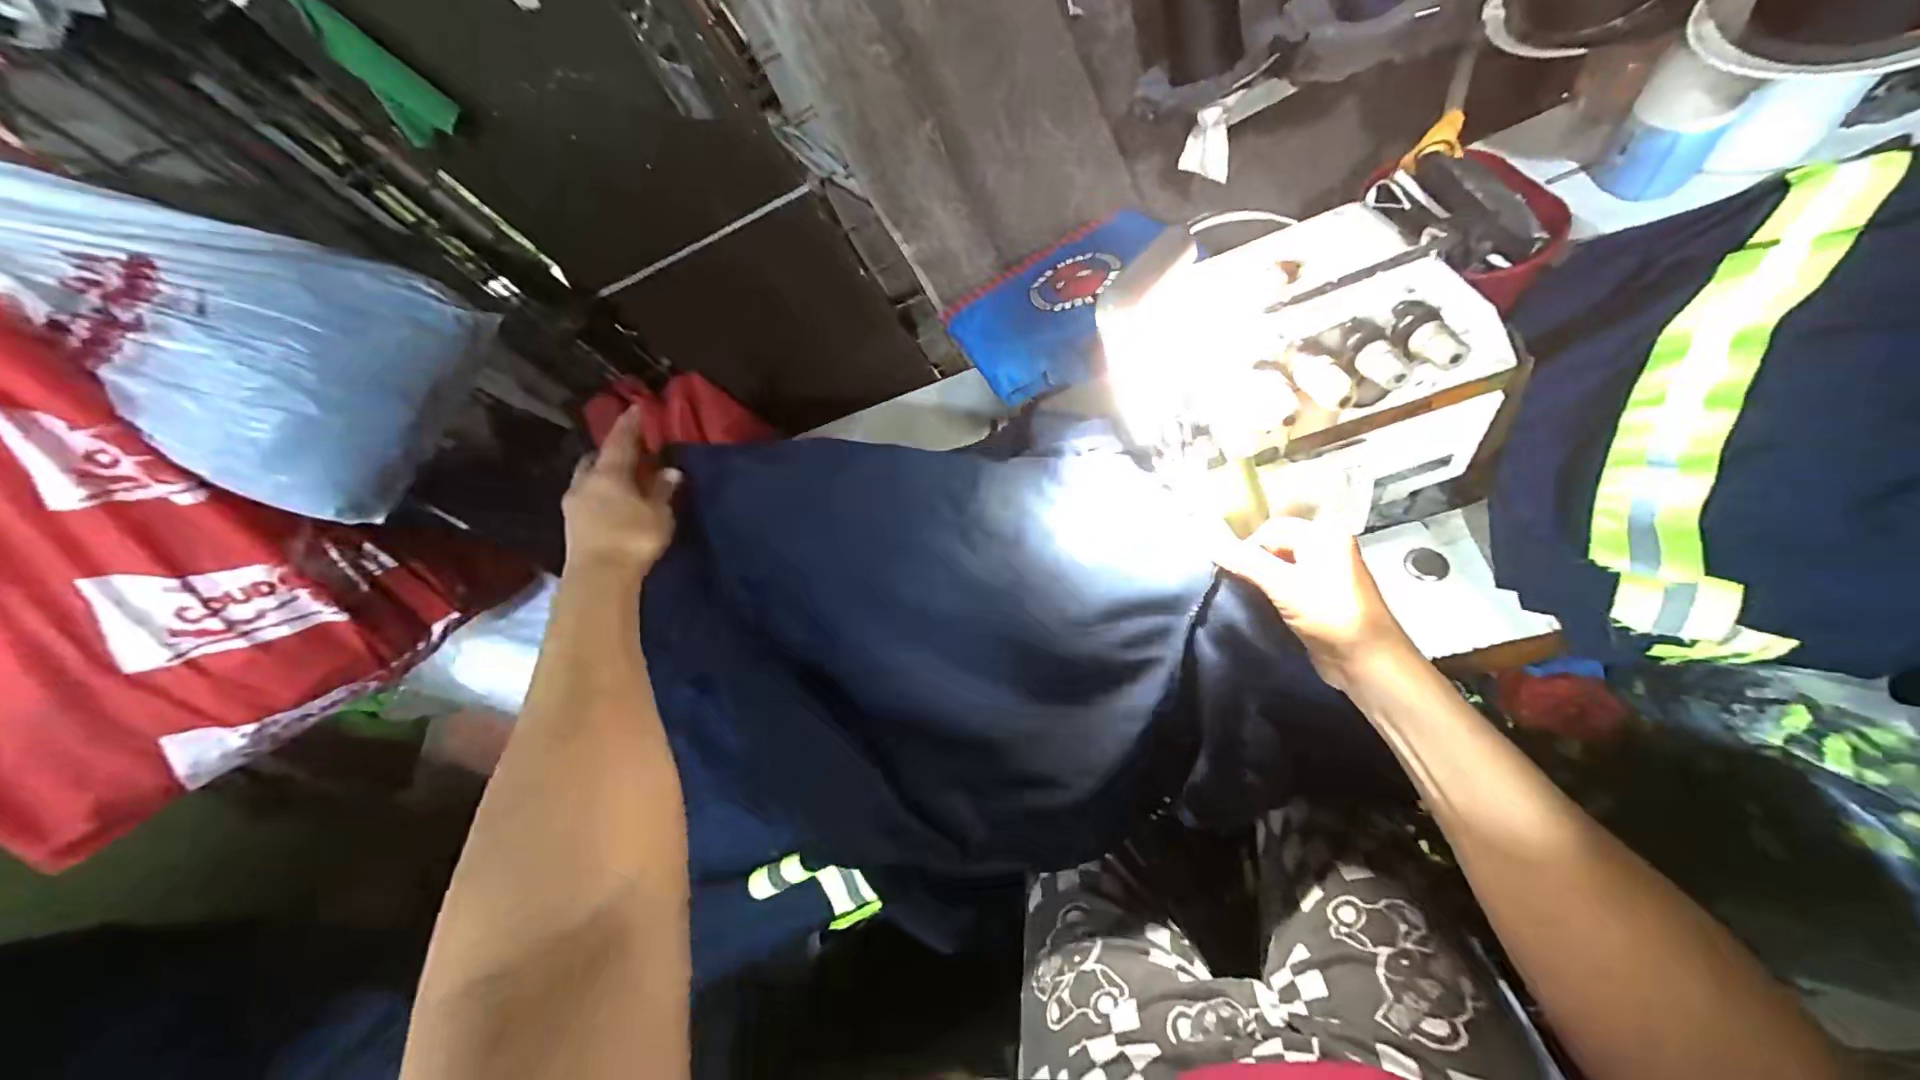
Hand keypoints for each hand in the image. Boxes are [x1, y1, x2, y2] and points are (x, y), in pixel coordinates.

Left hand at [562, 407, 679, 578]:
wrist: (598, 577)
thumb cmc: (633, 538)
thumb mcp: (658, 513)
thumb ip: (663, 490)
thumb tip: (670, 471)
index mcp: (608, 472)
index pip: (620, 440)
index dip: (630, 424)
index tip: (636, 408)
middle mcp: (586, 482)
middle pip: (598, 458)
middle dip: (613, 452)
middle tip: (631, 451)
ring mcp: (574, 504)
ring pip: (590, 479)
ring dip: (605, 475)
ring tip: (624, 479)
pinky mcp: (573, 525)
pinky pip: (588, 498)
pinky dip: (601, 493)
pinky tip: (614, 502)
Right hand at [1213, 515, 1414, 689]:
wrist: (1366, 659)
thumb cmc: (1329, 616)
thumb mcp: (1284, 586)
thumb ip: (1246, 563)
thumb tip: (1212, 547)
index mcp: (1325, 534)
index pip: (1271, 529)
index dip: (1247, 548)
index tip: (1231, 572)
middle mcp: (1327, 545)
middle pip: (1275, 544)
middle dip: (1253, 562)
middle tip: (1237, 584)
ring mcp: (1326, 570)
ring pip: (1279, 564)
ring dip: (1261, 578)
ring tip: (1248, 595)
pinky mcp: (1321, 593)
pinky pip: (1288, 582)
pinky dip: (1272, 590)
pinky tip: (1262, 604)